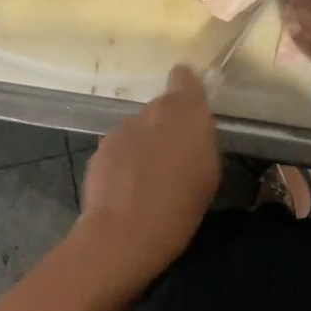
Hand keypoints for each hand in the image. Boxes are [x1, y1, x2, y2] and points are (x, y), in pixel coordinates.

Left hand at [76, 66, 220, 283]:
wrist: (123, 233)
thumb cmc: (180, 207)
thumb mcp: (208, 174)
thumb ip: (201, 141)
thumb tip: (191, 131)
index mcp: (185, 112)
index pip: (184, 77)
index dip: (186, 86)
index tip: (190, 106)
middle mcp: (152, 111)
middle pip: (161, 107)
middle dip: (167, 125)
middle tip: (173, 158)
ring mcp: (123, 127)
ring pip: (139, 128)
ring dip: (145, 144)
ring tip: (149, 180)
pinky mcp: (101, 147)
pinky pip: (120, 146)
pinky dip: (125, 160)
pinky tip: (128, 188)